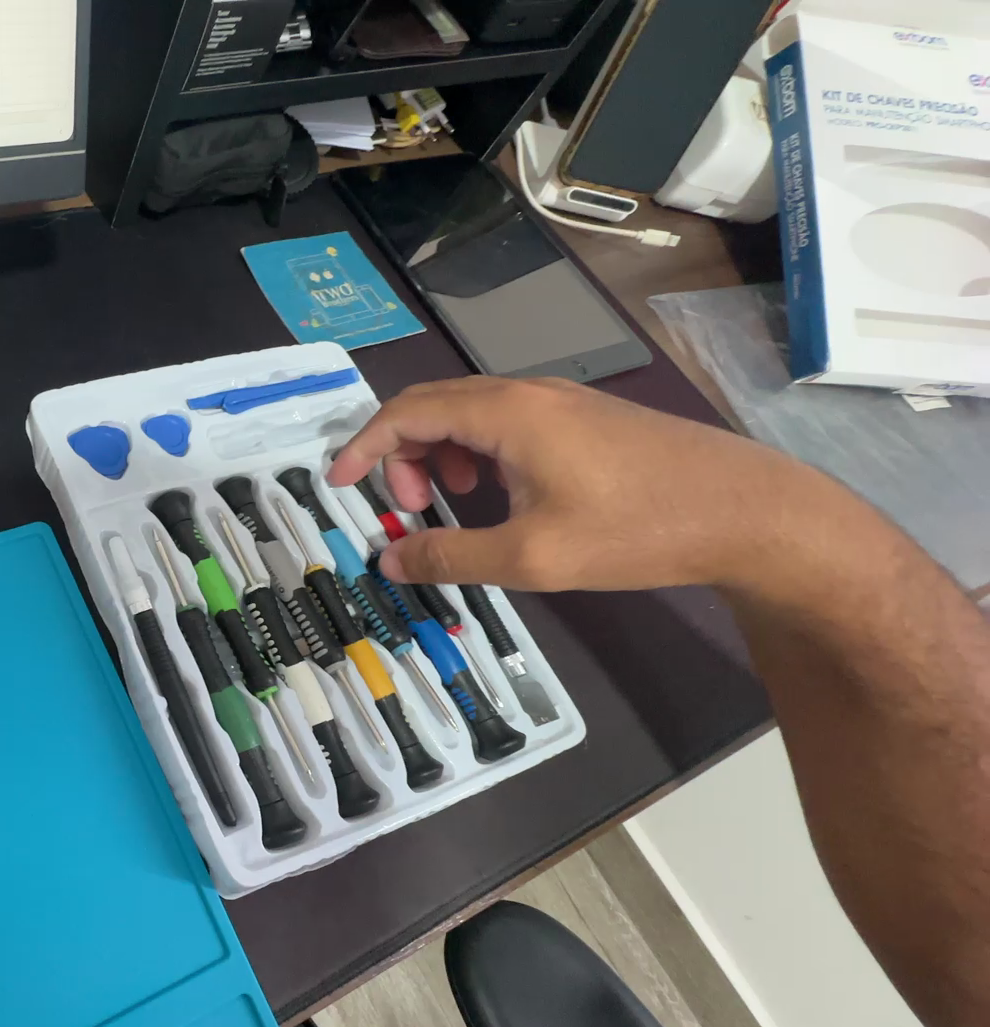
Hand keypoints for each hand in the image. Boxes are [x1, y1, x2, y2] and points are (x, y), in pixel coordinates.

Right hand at [326, 376, 856, 592]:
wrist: (758, 514)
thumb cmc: (638, 530)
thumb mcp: (531, 557)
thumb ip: (448, 557)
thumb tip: (388, 562)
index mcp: (506, 414)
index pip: (406, 412)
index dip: (362, 446)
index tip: (337, 482)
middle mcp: (525, 394)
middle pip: (430, 406)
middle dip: (398, 454)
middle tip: (403, 507)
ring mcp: (556, 402)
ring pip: (464, 413)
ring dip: (435, 453)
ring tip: (445, 500)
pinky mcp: (578, 418)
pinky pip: (498, 422)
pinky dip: (470, 452)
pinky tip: (492, 491)